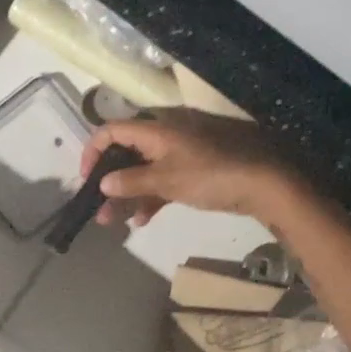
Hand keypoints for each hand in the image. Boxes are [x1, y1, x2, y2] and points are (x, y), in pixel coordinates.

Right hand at [82, 110, 291, 226]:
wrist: (264, 184)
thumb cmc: (210, 176)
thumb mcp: (166, 180)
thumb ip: (132, 181)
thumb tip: (103, 182)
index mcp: (156, 130)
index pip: (112, 131)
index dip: (93, 151)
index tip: (87, 178)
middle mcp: (164, 138)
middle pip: (125, 154)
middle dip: (108, 182)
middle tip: (97, 207)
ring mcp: (179, 155)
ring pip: (142, 172)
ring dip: (126, 195)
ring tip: (112, 221)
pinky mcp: (192, 172)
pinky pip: (161, 182)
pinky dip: (149, 199)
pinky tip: (141, 221)